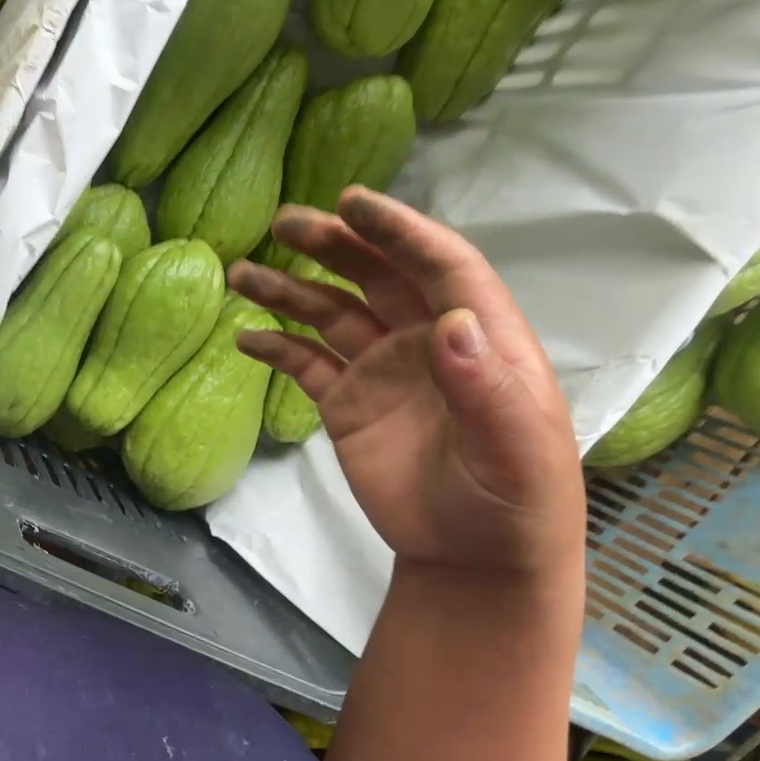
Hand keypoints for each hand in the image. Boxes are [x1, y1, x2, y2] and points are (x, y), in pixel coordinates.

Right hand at [227, 189, 585, 583]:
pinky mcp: (346, 404)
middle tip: (284, 221)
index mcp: (481, 341)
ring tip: (242, 272)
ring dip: (288, 291)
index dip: (399, 232)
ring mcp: (381, 371)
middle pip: (377, 277)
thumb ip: (487, 388)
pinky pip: (305, 364)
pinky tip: (245, 339)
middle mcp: (426, 343)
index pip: (441, 268)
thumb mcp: (517, 451)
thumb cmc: (514, 504)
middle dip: (333, 246)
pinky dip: (275, 347)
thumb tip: (452, 322)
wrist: (470, 558)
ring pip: (330, 314)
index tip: (353, 203)